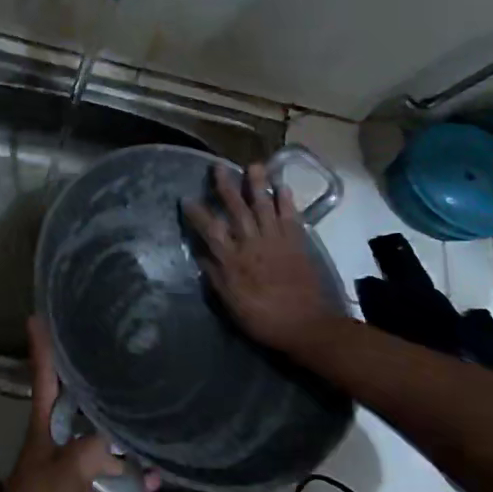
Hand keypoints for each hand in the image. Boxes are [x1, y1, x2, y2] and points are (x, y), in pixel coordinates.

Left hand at [0, 319, 155, 491]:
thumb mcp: (67, 475)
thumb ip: (93, 449)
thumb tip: (119, 435)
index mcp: (42, 430)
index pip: (43, 379)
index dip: (42, 347)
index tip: (39, 315)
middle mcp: (52, 444)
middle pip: (74, 407)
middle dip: (92, 384)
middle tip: (119, 359)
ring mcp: (65, 474)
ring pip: (95, 444)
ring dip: (118, 435)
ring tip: (150, 414)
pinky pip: (105, 481)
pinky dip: (126, 478)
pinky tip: (155, 476)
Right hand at [182, 162, 341, 355]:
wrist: (307, 326)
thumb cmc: (263, 318)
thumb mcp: (230, 303)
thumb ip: (215, 276)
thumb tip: (201, 254)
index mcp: (233, 260)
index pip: (211, 230)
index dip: (197, 214)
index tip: (186, 199)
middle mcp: (253, 244)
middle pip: (237, 210)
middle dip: (226, 188)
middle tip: (217, 167)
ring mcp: (277, 241)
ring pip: (264, 207)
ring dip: (257, 185)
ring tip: (253, 165)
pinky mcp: (297, 243)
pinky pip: (290, 216)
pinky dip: (286, 201)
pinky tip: (282, 187)